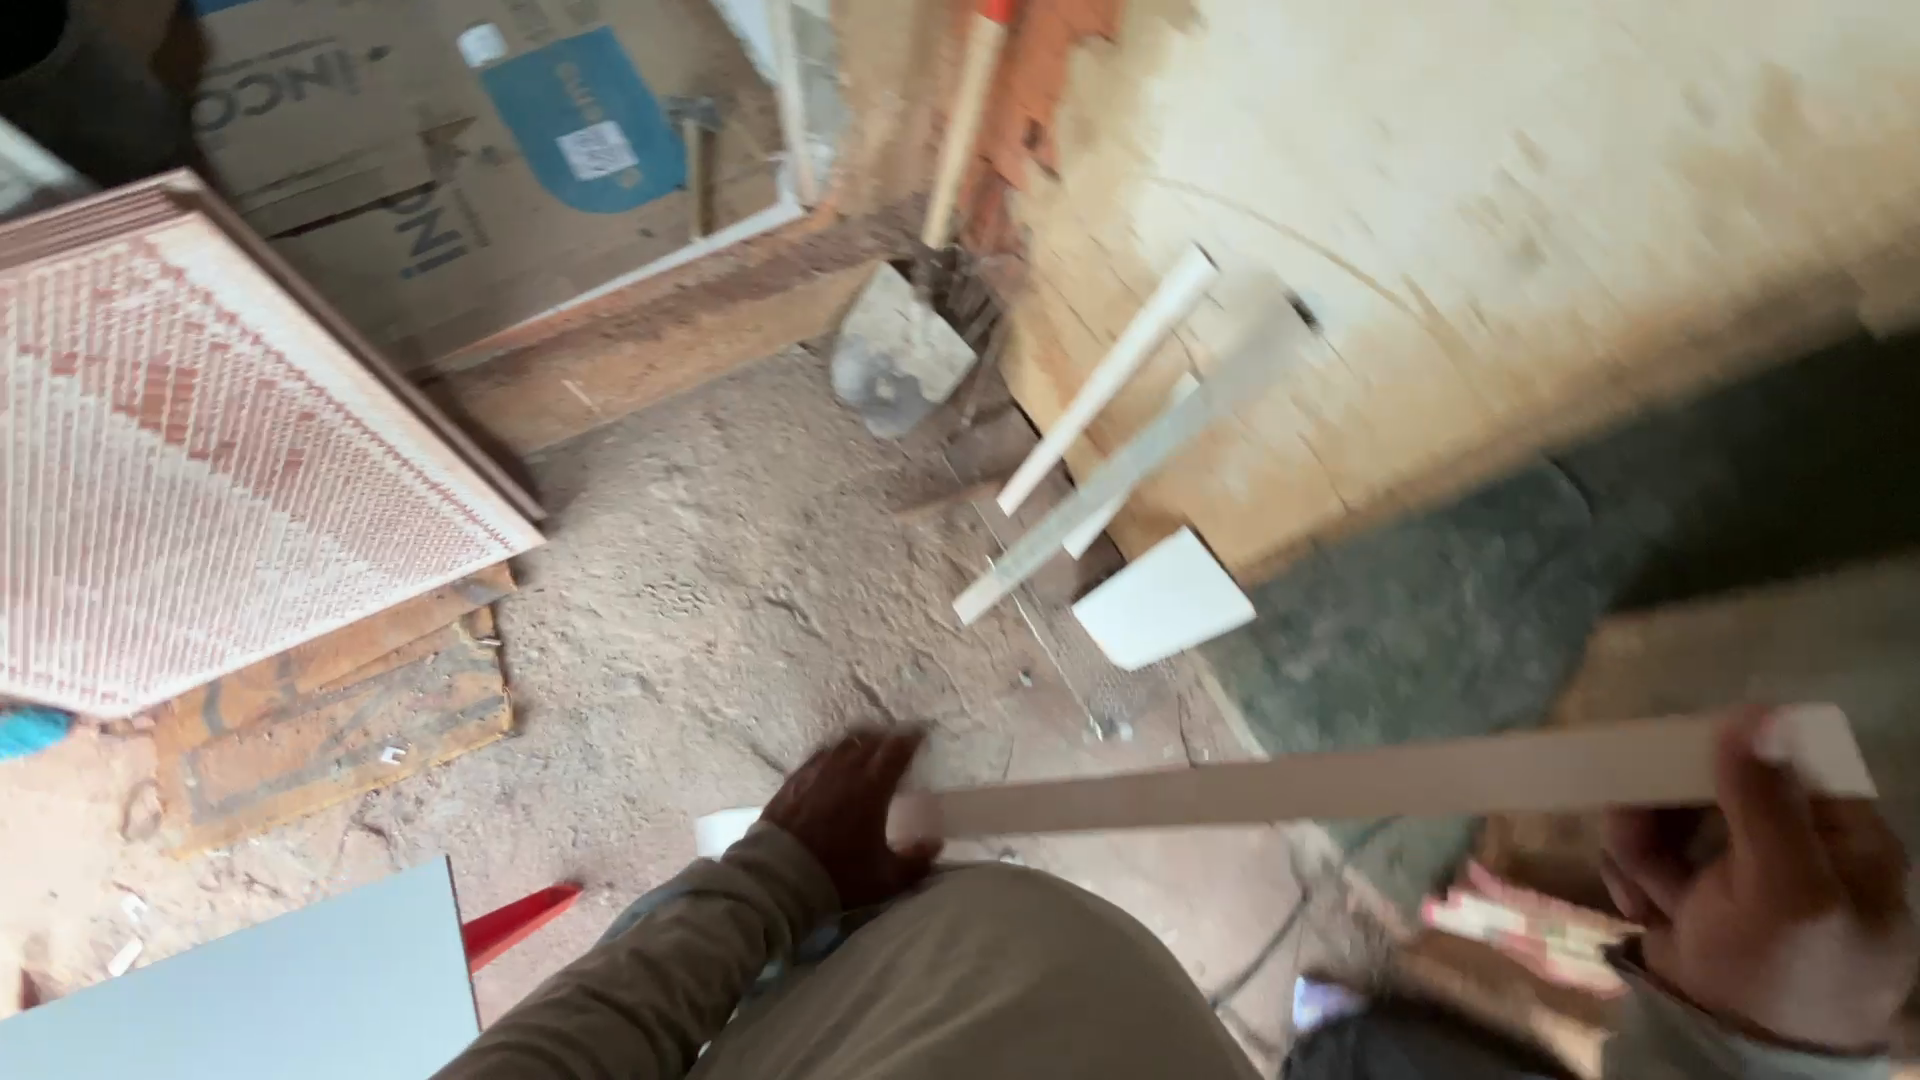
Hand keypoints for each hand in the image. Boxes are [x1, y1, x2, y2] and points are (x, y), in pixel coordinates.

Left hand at [761, 728, 942, 908]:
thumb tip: (936, 844)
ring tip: (868, 745)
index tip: (921, 733)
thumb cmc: (838, 874)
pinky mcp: (796, 779)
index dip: (911, 738)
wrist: (780, 877)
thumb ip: (914, 862)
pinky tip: (834, 759)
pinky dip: (834, 751)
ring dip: (861, 740)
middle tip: (897, 742)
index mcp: (873, 787)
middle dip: (888, 738)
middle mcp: (846, 770)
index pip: (897, 751)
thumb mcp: (884, 878)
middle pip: (871, 740)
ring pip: (844, 743)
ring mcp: (818, 771)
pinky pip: (820, 754)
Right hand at [1602, 707, 1916, 1053]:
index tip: (1661, 762)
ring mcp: (1737, 864)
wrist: (1729, 1043)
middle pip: (1699, 784)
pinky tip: (1645, 909)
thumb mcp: (1779, 885)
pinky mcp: (1690, 882)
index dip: (1714, 754)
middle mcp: (1792, 841)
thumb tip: (1757, 710)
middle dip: (1656, 818)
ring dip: (1637, 852)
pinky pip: (1640, 849)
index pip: (1775, 759)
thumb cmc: (1778, 968)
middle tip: (1640, 849)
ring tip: (1648, 898)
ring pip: (1658, 815)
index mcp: (1840, 836)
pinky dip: (1629, 875)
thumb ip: (1761, 799)